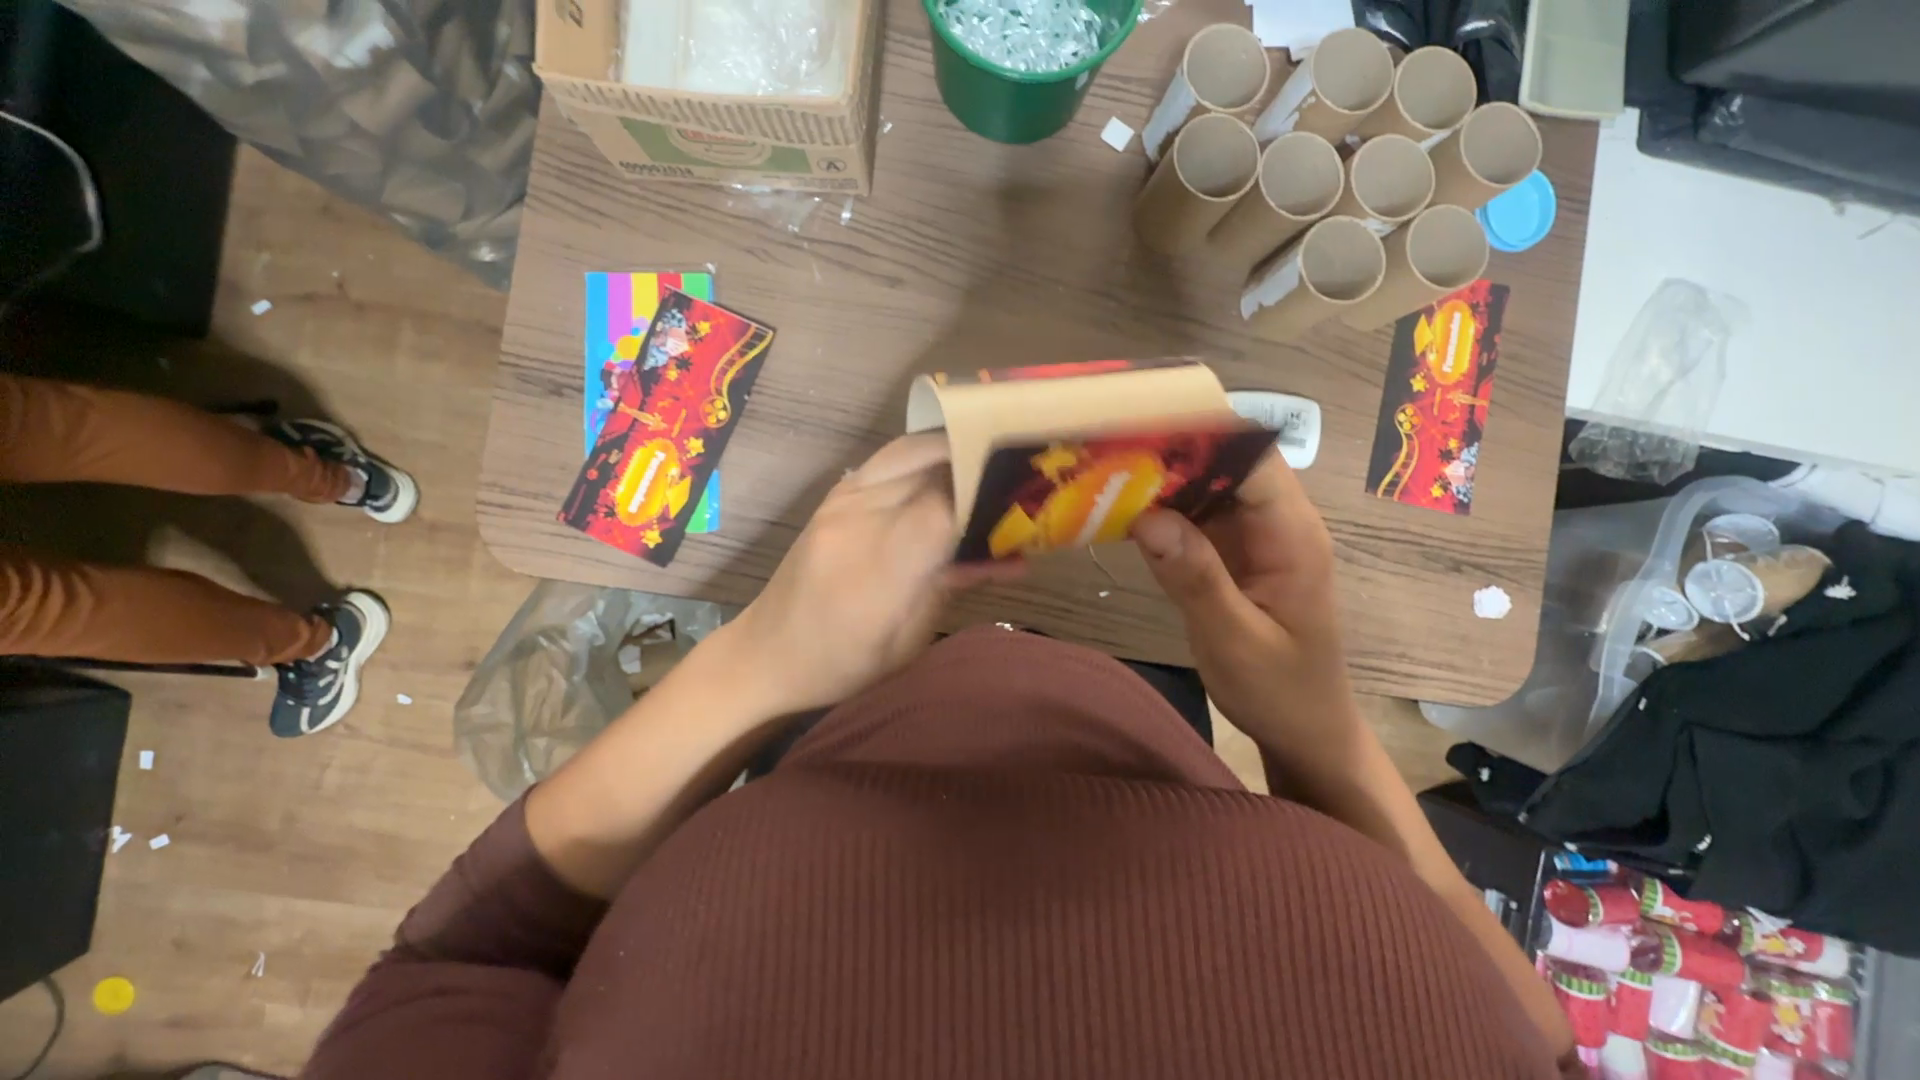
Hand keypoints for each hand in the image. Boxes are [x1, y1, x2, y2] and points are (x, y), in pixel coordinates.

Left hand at [728, 434, 1015, 713]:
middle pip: (932, 469)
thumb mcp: (906, 642)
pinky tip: (949, 467)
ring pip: (911, 450)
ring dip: (954, 450)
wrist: (764, 654)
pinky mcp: (834, 495)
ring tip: (992, 460)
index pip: (944, 509)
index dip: (989, 497)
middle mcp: (858, 521)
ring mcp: (841, 501)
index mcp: (877, 570)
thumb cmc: (840, 666)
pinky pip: (889, 459)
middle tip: (1020, 474)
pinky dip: (925, 456)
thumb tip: (1010, 554)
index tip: (1025, 499)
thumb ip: (951, 586)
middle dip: (981, 467)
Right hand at [1131, 453, 1362, 773]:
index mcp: (1291, 535)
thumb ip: (1195, 578)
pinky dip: (1160, 511)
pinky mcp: (1230, 555)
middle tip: (1106, 447)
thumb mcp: (1234, 641)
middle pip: (1224, 464)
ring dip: (1160, 479)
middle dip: (1170, 452)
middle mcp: (1274, 524)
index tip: (1142, 427)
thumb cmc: (1280, 692)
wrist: (1304, 733)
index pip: (1251, 461)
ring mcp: (1252, 537)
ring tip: (1101, 467)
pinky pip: (1194, 518)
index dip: (1202, 437)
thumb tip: (1147, 516)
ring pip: (1205, 487)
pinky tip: (1118, 508)